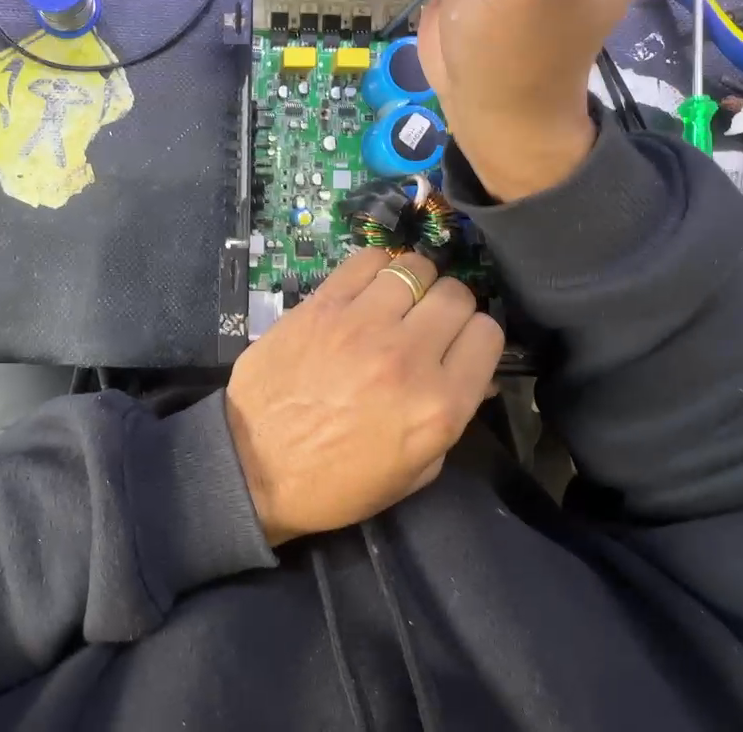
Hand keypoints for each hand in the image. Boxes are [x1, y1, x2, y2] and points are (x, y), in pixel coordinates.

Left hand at [225, 249, 503, 545]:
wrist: (255, 467)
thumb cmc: (336, 482)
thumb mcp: (415, 470)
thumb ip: (449, 416)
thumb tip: (469, 373)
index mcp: (439, 405)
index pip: (488, 335)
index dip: (476, 338)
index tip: (459, 345)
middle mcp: (408, 356)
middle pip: (456, 296)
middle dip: (449, 307)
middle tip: (427, 322)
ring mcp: (362, 325)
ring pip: (414, 268)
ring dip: (413, 282)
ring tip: (397, 301)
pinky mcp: (322, 306)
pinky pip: (366, 260)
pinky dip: (375, 268)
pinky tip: (367, 287)